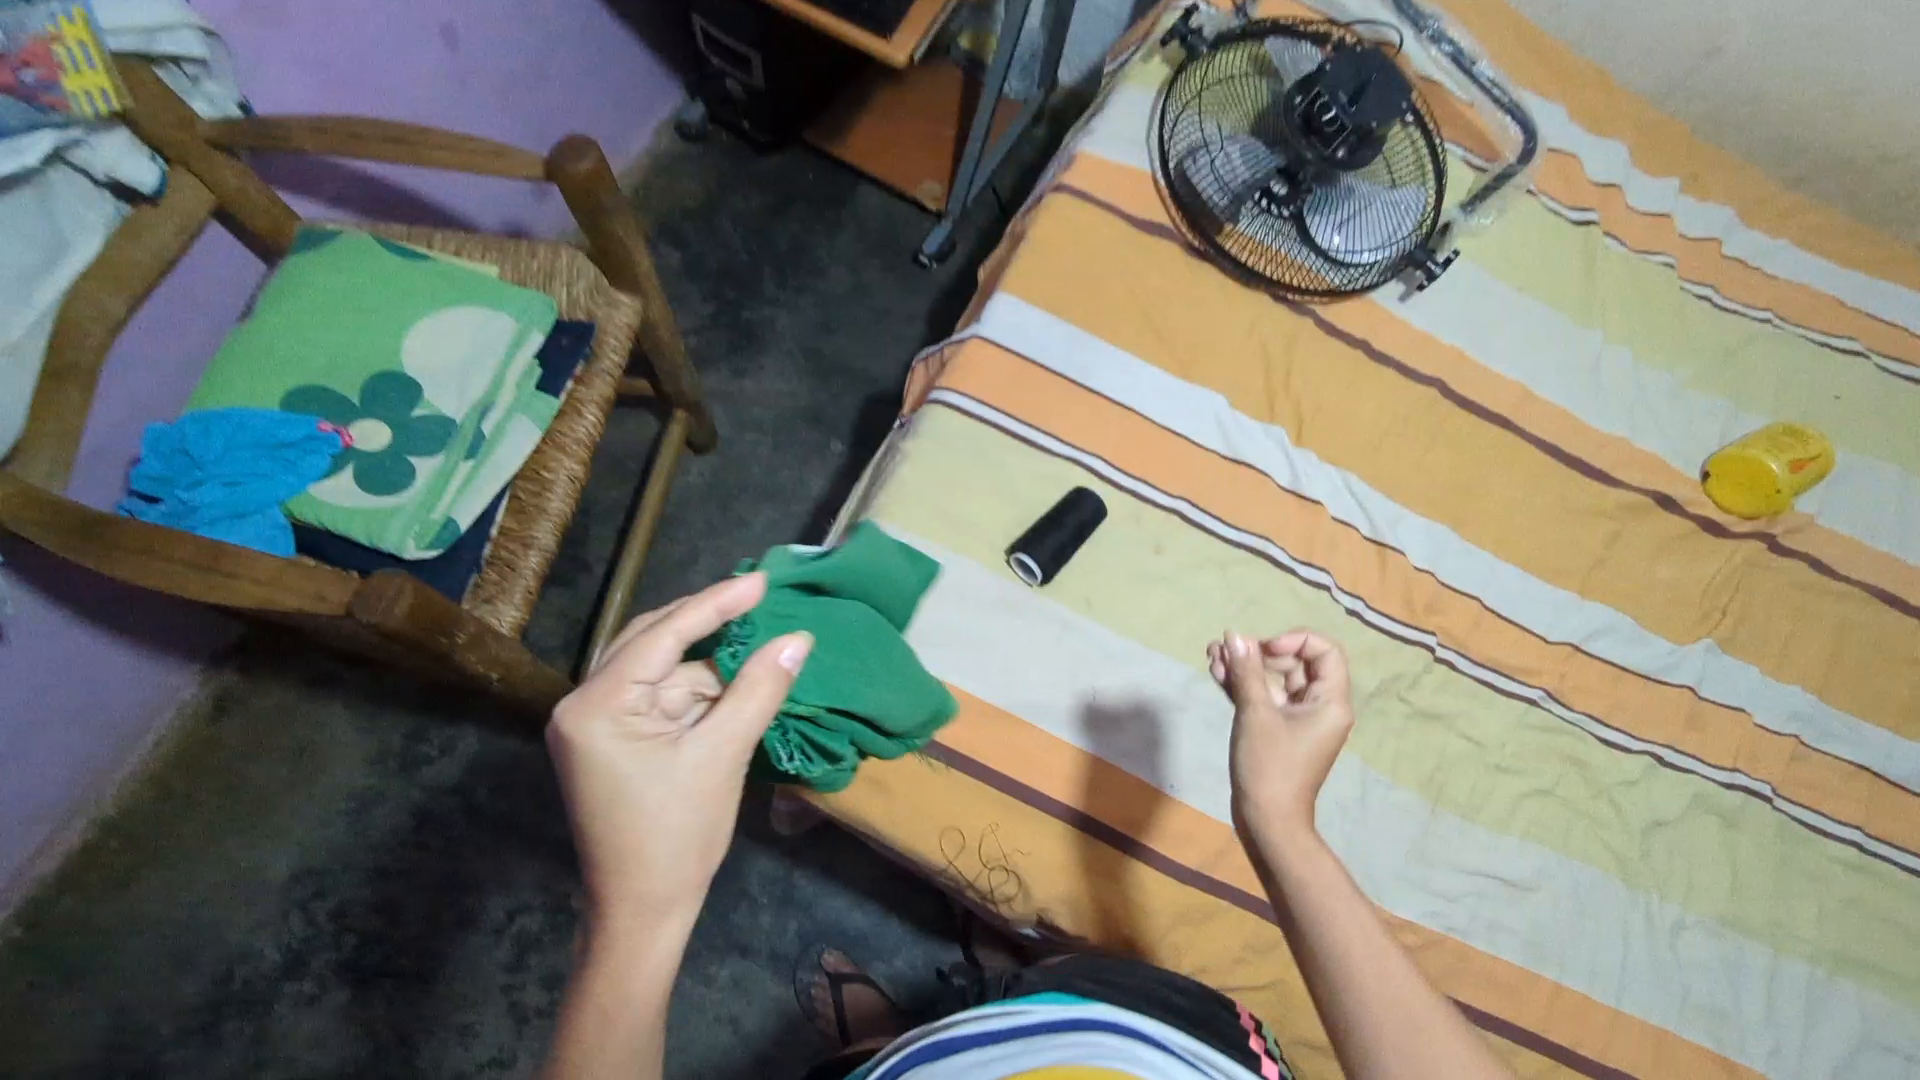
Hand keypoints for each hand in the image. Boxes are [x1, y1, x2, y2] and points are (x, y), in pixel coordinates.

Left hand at [547, 573, 811, 933]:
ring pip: (661, 670)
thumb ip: (759, 689)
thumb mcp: (723, 754)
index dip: (716, 604)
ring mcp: (597, 724)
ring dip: (709, 663)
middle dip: (708, 624)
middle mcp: (585, 705)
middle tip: (759, 598)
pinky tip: (736, 682)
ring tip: (759, 642)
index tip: (761, 581)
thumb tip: (799, 639)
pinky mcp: (615, 741)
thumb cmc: (677, 836)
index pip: (662, 635)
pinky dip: (700, 691)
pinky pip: (662, 697)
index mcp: (596, 706)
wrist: (643, 913)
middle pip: (652, 642)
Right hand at [1207, 630, 1354, 849]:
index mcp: (1330, 702)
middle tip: (1226, 651)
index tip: (1264, 649)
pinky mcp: (1277, 728)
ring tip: (1211, 656)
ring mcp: (1297, 718)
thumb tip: (1234, 635)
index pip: (1324, 651)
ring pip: (1273, 679)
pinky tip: (1217, 672)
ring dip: (1244, 666)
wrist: (1267, 819)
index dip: (1294, 640)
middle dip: (1258, 652)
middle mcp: (1319, 705)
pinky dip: (1242, 684)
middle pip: (1295, 662)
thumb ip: (1246, 671)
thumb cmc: (1270, 766)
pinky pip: (1263, 696)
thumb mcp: (1256, 714)